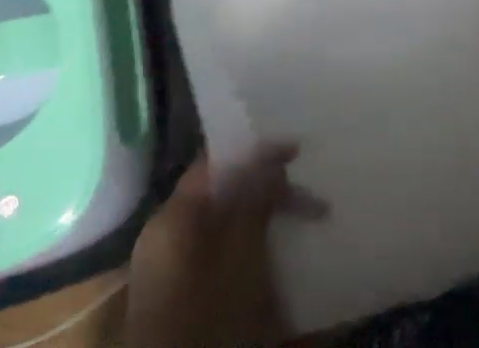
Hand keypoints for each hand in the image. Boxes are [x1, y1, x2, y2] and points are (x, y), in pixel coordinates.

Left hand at [124, 146, 326, 347]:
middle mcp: (164, 236)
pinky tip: (278, 260)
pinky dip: (250, 247)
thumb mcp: (241, 261)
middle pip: (220, 194)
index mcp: (171, 219)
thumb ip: (253, 204)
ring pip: (223, 225)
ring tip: (304, 228)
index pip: (214, 163)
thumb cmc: (210, 325)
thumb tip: (270, 159)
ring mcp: (169, 269)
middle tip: (314, 203)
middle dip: (267, 192)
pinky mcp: (179, 297)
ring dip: (264, 220)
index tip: (299, 153)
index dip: (256, 152)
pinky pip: (219, 254)